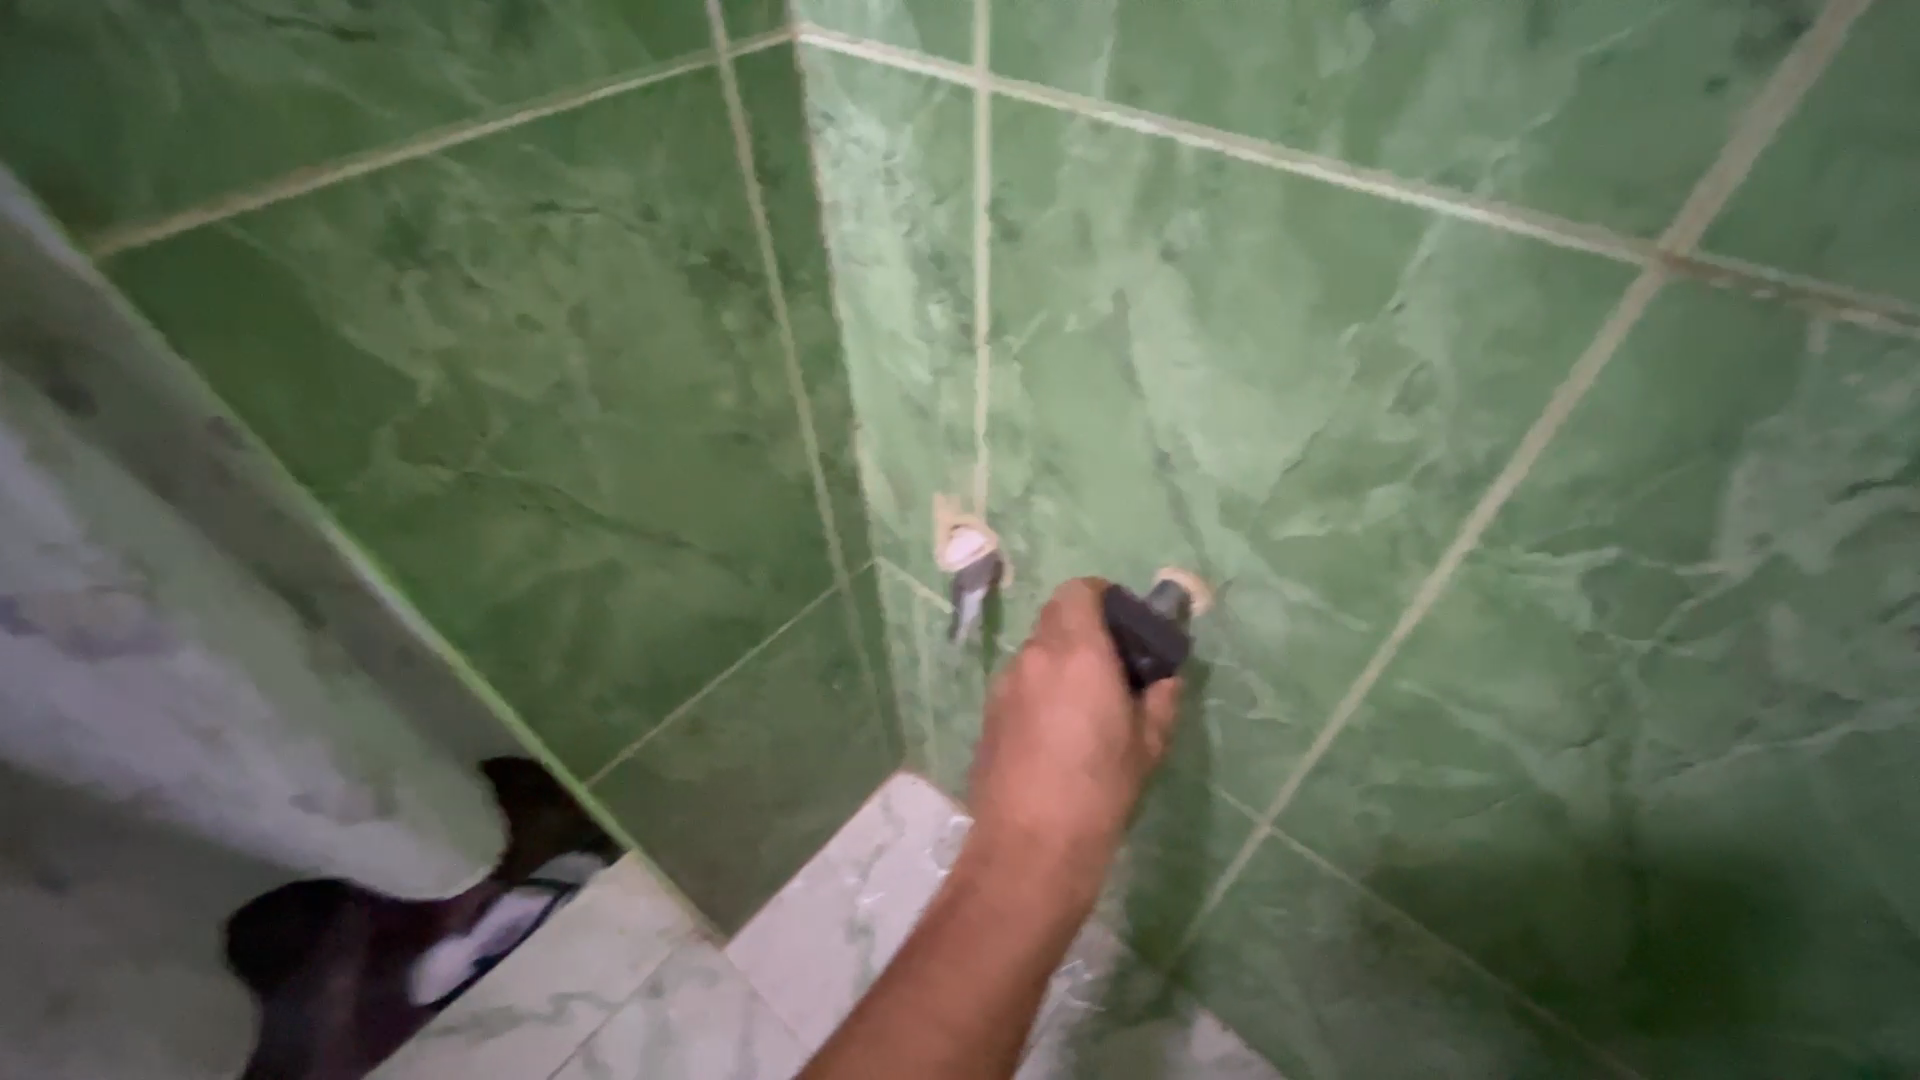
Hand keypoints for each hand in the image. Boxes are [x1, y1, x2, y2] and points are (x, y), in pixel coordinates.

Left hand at [966, 577, 1182, 884]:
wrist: (1031, 843)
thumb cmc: (1100, 789)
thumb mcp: (1148, 745)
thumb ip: (1161, 700)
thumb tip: (1165, 680)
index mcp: (1076, 651)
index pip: (1078, 591)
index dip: (1101, 598)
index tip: (1122, 625)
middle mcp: (1033, 656)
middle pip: (1054, 617)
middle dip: (1083, 630)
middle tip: (1110, 666)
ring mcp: (1004, 684)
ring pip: (1035, 653)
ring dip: (1059, 662)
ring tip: (1083, 706)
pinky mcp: (988, 714)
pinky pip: (1019, 683)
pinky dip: (1039, 689)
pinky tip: (1054, 733)